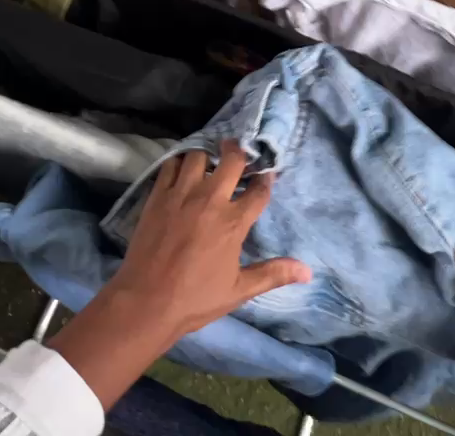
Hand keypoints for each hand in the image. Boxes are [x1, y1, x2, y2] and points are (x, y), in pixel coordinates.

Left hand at [106, 141, 312, 334]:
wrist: (146, 302)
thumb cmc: (195, 299)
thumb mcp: (239, 290)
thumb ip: (272, 274)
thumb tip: (308, 271)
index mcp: (233, 223)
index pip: (258, 191)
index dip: (266, 180)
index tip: (267, 176)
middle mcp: (210, 200)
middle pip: (232, 159)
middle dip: (240, 152)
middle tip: (239, 154)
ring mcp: (182, 194)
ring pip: (199, 155)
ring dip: (208, 156)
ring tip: (210, 161)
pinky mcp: (158, 195)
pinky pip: (171, 164)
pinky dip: (179, 162)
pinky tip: (183, 169)